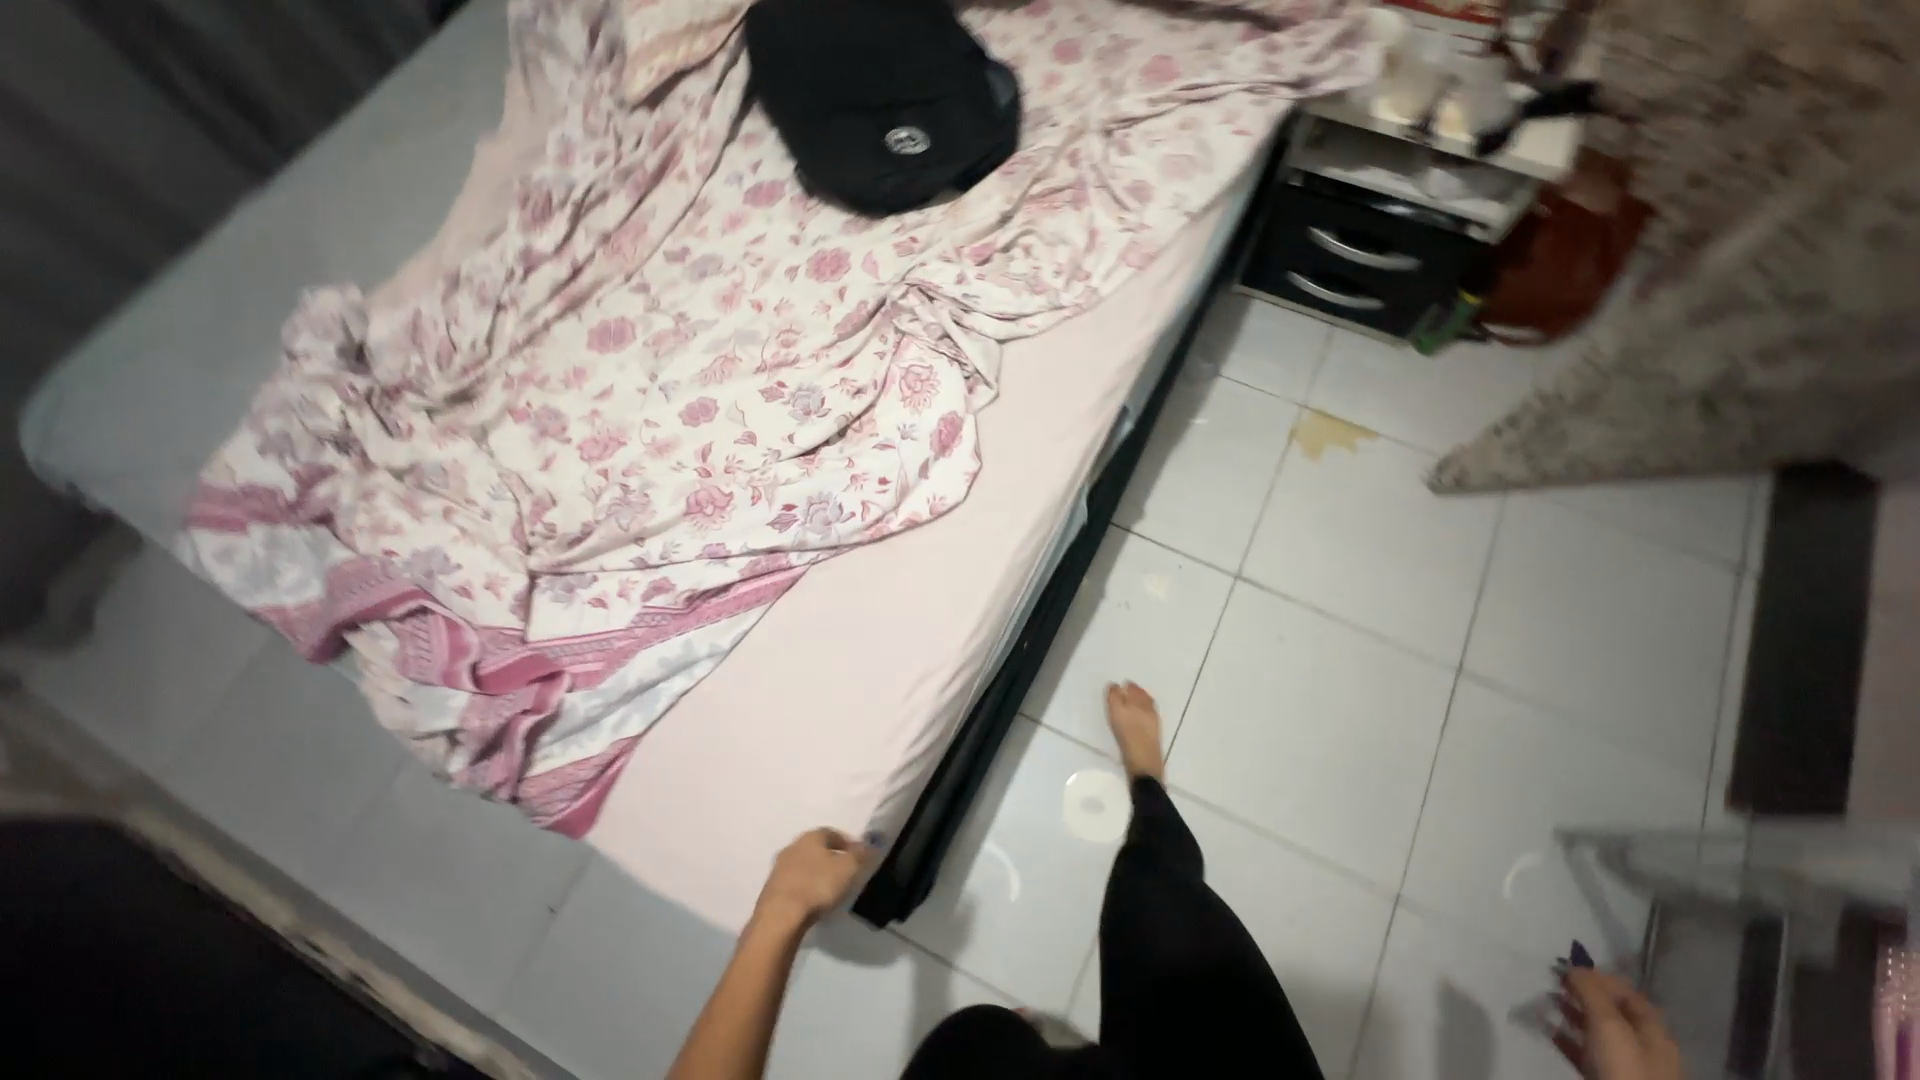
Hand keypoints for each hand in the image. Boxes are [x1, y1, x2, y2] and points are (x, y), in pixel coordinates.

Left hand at [753, 827, 871, 930]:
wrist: (780, 916)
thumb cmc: (818, 885)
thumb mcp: (848, 868)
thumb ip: (860, 854)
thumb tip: (869, 844)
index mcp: (810, 836)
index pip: (832, 832)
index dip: (847, 843)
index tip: (858, 857)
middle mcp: (792, 846)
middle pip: (816, 848)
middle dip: (830, 858)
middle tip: (844, 872)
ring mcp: (778, 868)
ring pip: (803, 865)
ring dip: (815, 873)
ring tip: (828, 889)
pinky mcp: (770, 889)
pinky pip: (793, 882)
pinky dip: (804, 887)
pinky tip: (812, 900)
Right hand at [1553, 969, 1683, 1079]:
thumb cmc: (1624, 1068)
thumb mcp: (1609, 1025)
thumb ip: (1591, 992)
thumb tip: (1574, 966)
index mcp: (1652, 1030)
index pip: (1628, 994)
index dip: (1600, 977)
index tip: (1570, 967)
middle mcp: (1641, 1045)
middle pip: (1610, 1011)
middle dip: (1582, 993)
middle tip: (1555, 981)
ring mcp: (1623, 1064)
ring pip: (1595, 1030)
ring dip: (1571, 1012)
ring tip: (1546, 999)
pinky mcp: (1603, 1077)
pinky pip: (1582, 1050)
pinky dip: (1564, 1036)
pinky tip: (1547, 1028)